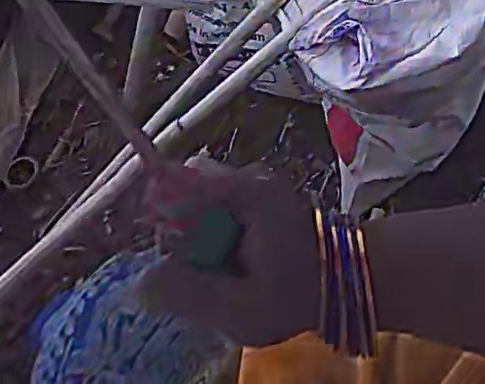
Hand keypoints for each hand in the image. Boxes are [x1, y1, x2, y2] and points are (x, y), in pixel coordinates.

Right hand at [138, 160, 320, 348]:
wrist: (343, 279)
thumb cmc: (294, 294)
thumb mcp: (241, 309)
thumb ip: (192, 294)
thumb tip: (141, 284)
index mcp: (245, 193)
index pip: (183, 179)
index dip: (157, 203)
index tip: (147, 235)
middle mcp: (249, 176)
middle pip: (190, 182)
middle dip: (176, 220)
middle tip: (181, 263)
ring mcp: (255, 181)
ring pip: (203, 191)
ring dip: (194, 224)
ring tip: (205, 265)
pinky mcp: (259, 192)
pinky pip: (220, 198)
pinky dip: (212, 223)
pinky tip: (222, 257)